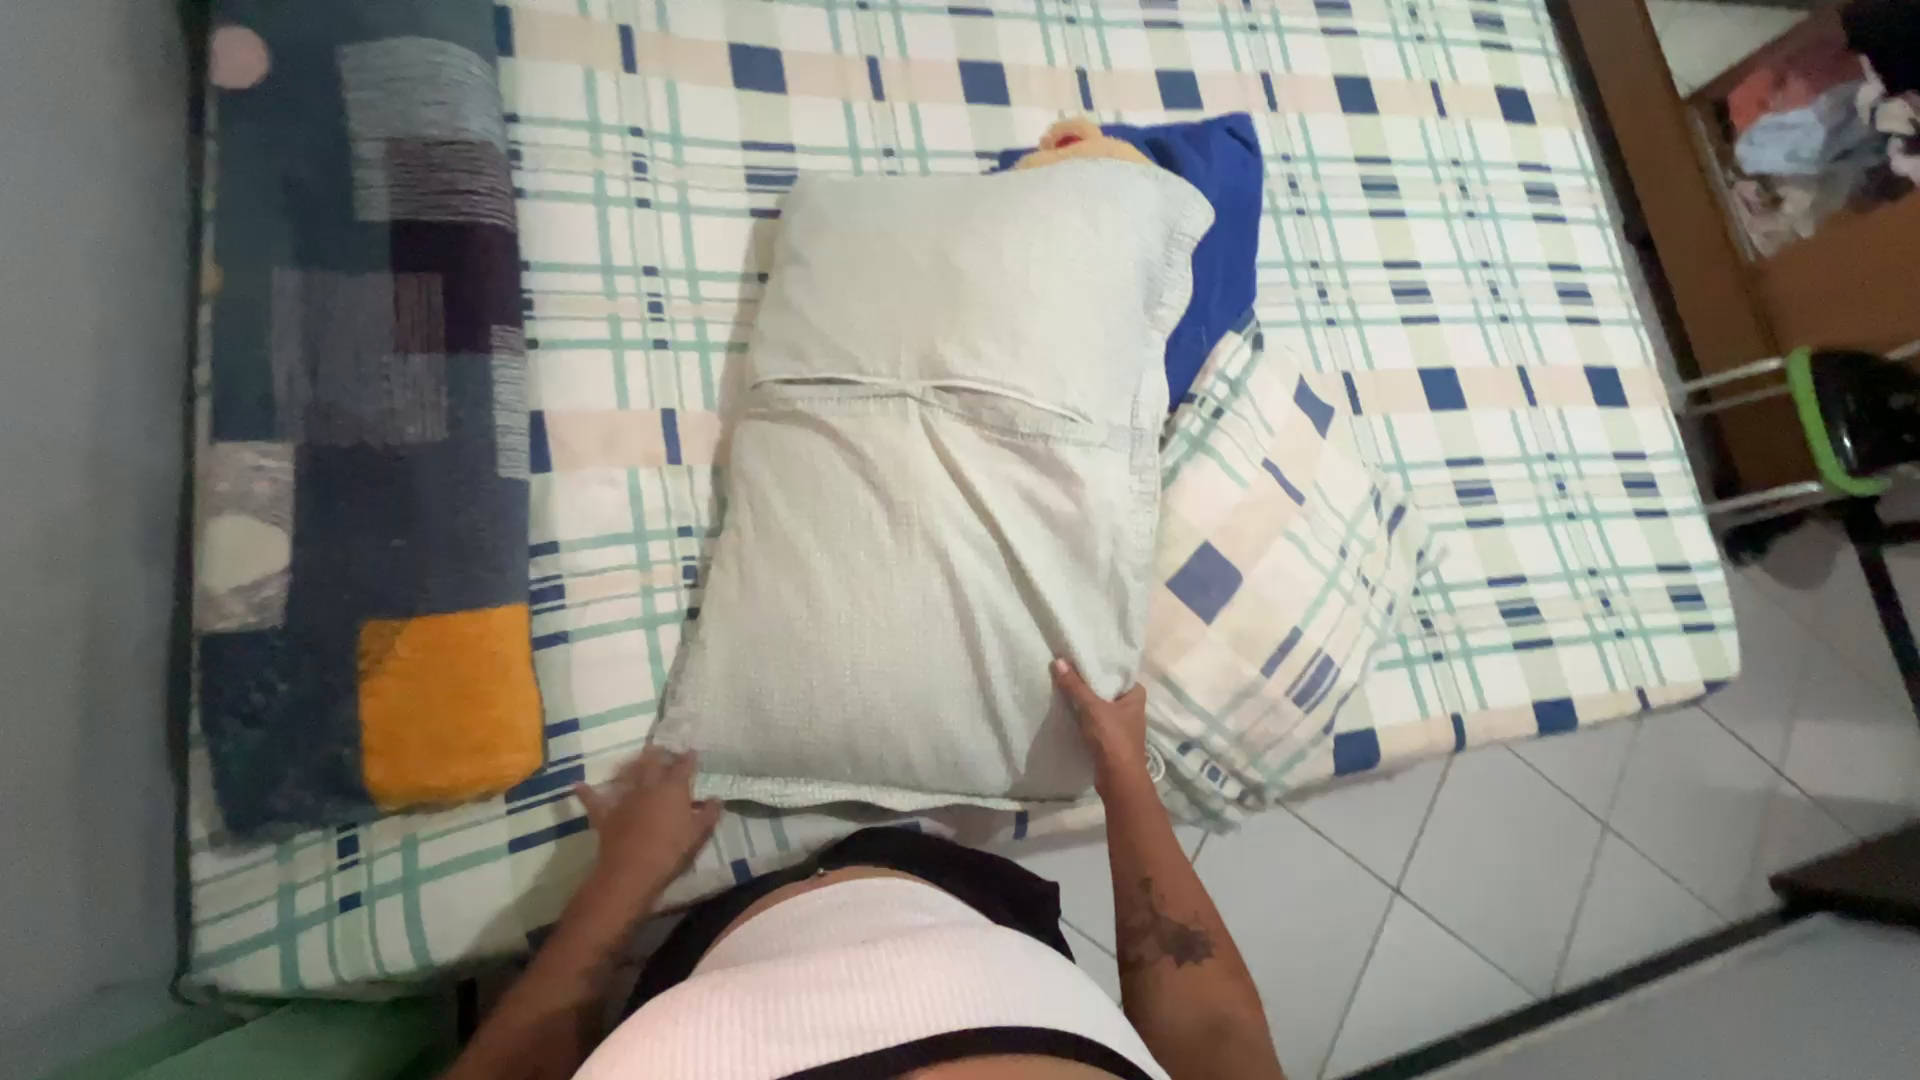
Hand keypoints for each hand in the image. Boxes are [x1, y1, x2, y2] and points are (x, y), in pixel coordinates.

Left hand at [572, 747, 721, 908]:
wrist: (630, 873)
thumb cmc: (670, 852)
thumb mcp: (698, 834)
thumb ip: (708, 814)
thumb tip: (717, 799)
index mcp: (673, 789)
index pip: (683, 767)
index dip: (688, 758)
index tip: (692, 751)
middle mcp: (648, 787)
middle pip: (653, 764)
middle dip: (658, 754)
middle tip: (661, 748)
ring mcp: (624, 799)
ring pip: (627, 776)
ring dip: (631, 765)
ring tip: (635, 757)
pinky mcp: (605, 815)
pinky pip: (593, 801)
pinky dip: (586, 792)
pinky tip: (578, 785)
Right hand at [1052, 658, 1150, 795]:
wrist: (1118, 778)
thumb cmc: (1112, 738)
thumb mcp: (1092, 707)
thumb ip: (1075, 685)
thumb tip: (1058, 661)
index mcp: (1135, 695)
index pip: (1118, 671)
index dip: (1100, 663)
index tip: (1081, 655)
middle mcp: (1131, 707)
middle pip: (1107, 687)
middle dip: (1089, 681)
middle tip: (1068, 666)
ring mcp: (1121, 724)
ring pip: (1100, 704)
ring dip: (1085, 698)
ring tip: (1064, 683)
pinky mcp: (1110, 738)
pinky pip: (1095, 719)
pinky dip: (1083, 714)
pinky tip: (1068, 707)